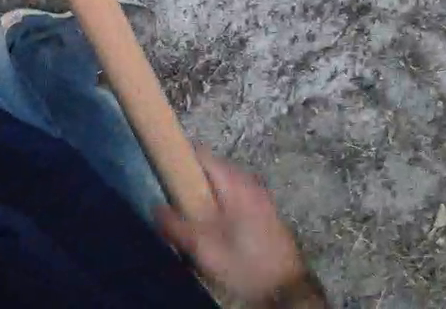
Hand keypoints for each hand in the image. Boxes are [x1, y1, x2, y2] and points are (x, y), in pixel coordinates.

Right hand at [155, 148, 313, 304]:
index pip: (199, 152)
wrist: (289, 294)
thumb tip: (155, 207)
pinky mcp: (268, 214)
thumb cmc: (245, 264)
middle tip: (177, 203)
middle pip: (211, 169)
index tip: (163, 172)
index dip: (177, 158)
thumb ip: (175, 225)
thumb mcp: (203, 248)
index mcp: (233, 181)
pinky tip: (219, 231)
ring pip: (224, 185)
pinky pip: (237, 199)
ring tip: (196, 220)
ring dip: (208, 197)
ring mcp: (261, 197)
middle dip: (192, 182)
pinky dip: (223, 208)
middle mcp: (249, 181)